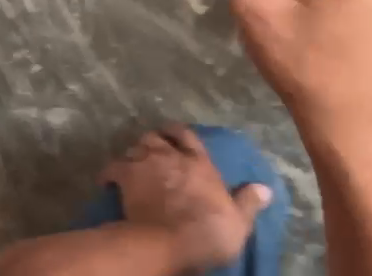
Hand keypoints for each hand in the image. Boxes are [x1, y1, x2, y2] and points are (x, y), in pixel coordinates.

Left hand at [101, 125, 273, 270]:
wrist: (172, 240)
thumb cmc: (210, 231)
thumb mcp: (239, 221)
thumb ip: (249, 201)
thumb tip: (265, 187)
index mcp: (198, 161)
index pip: (186, 134)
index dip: (177, 132)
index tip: (172, 133)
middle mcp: (170, 155)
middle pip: (155, 137)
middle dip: (152, 142)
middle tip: (151, 152)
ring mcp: (145, 163)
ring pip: (134, 148)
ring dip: (134, 155)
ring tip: (133, 165)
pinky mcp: (126, 176)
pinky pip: (112, 167)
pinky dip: (109, 172)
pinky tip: (107, 180)